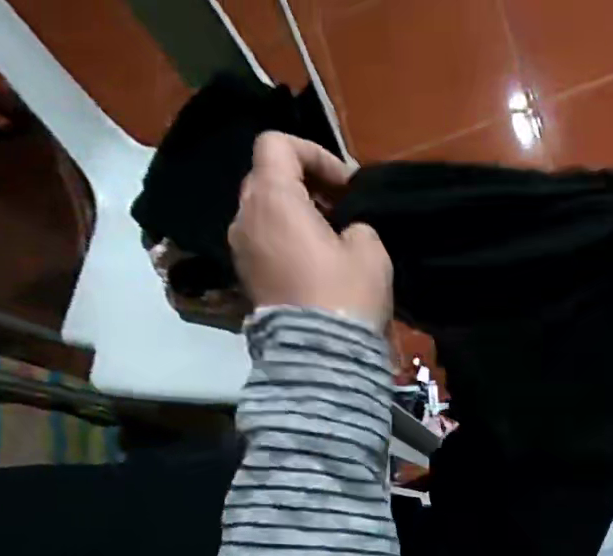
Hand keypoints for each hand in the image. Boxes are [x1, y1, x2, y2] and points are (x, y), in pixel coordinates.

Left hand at [228, 132, 392, 329]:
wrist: (319, 354)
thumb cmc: (345, 295)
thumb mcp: (371, 251)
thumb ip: (358, 225)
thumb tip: (347, 229)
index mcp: (273, 198)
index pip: (278, 145)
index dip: (316, 154)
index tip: (348, 186)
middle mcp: (245, 215)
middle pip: (269, 177)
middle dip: (307, 186)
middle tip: (344, 212)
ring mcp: (240, 247)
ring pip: (266, 212)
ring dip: (298, 216)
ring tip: (333, 241)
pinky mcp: (247, 275)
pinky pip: (266, 241)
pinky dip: (289, 241)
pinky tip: (318, 266)